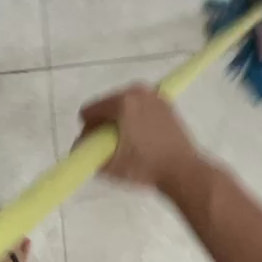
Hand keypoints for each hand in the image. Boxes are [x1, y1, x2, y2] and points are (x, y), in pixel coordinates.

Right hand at [79, 85, 207, 196]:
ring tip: (126, 143)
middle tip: (109, 145)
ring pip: (125, 106)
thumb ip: (86, 152)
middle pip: (107, 105)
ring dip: (120, 121)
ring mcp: (155, 96)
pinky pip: (141, 108)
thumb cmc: (144, 166)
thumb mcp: (108, 163)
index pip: (89, 111)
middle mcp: (137, 92)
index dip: (87, 129)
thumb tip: (78, 146)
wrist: (183, 170)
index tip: (95, 146)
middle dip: (104, 123)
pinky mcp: (167, 104)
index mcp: (121, 102)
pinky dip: (136, 119)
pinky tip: (141, 138)